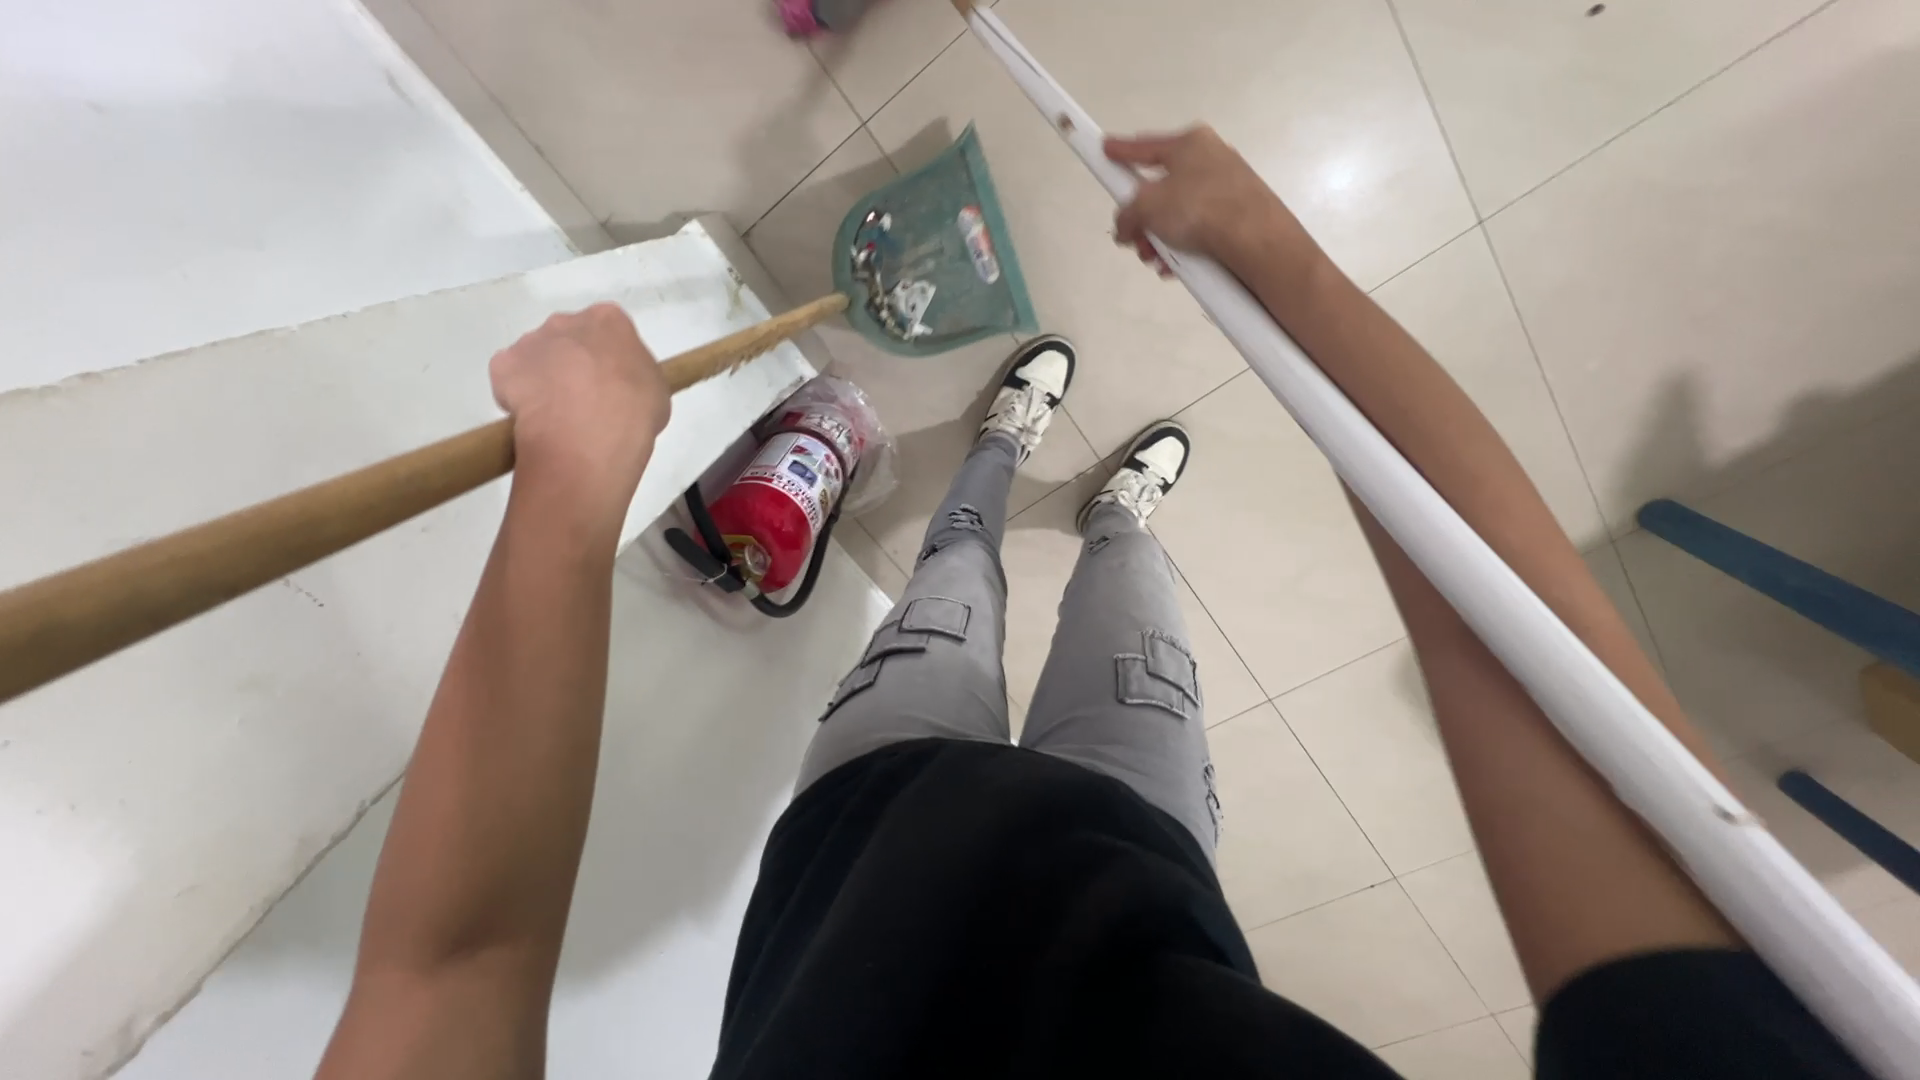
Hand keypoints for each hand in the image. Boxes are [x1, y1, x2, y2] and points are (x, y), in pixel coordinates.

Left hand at [489, 303, 671, 526]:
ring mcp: (531, 340)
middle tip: (587, 399)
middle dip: (574, 363)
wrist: (591, 432)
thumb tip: (618, 384)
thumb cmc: (636, 408)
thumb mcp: (655, 388)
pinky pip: (510, 378)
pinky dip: (518, 395)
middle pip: (569, 338)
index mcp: (608, 320)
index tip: (614, 381)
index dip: (610, 357)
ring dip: (546, 379)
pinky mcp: (503, 365)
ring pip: (538, 357)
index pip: (608, 329)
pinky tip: (536, 417)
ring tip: (560, 415)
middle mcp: (566, 321)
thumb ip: (634, 375)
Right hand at [1106, 126, 1319, 280]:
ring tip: (1156, 261)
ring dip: (1159, 241)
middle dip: (1142, 221)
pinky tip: (1174, 269)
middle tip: (1134, 242)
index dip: (1121, 151)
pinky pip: (1198, 231)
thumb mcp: (1147, 207)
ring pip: (1178, 216)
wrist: (1256, 239)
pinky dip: (1182, 249)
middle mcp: (1210, 159)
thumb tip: (1125, 228)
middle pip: (1161, 190)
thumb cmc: (1198, 209)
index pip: (1145, 146)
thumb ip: (1126, 214)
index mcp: (1189, 143)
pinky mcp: (1238, 216)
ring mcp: (1227, 188)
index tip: (1105, 149)